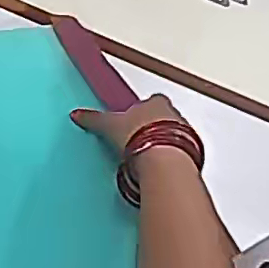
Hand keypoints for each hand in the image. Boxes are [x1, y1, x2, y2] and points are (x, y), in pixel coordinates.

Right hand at [70, 94, 186, 152]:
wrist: (163, 158)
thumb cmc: (142, 135)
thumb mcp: (109, 124)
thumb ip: (93, 119)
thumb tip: (78, 115)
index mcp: (155, 102)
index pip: (150, 101)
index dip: (141, 110)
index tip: (133, 119)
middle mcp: (173, 115)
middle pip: (164, 117)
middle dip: (153, 127)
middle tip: (137, 140)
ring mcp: (184, 133)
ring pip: (173, 135)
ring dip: (163, 143)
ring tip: (145, 157)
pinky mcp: (190, 152)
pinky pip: (179, 153)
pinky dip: (169, 158)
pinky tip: (156, 167)